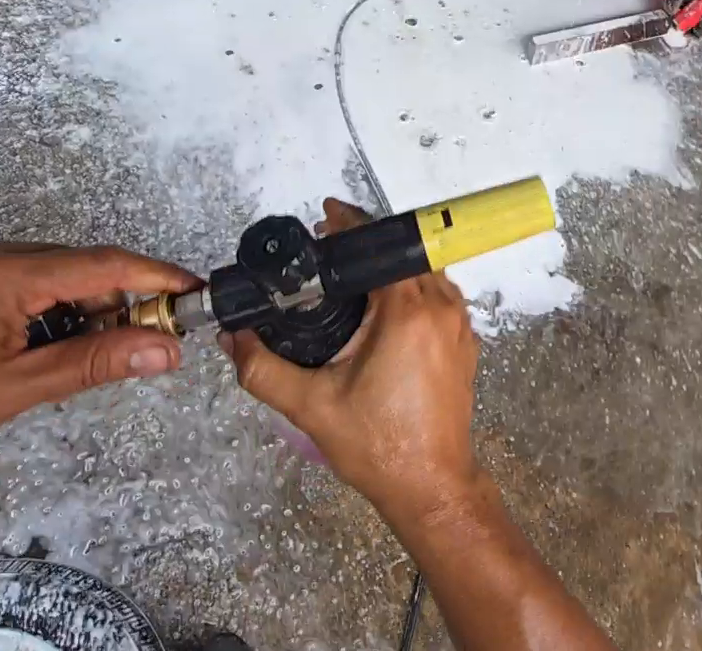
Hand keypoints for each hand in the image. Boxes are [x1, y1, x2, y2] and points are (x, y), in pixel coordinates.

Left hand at [0, 237, 197, 499]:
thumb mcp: (7, 392)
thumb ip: (93, 364)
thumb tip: (167, 351)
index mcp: (0, 272)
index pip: (102, 263)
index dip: (156, 275)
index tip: (197, 291)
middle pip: (73, 267)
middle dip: (110, 304)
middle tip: (129, 347)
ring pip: (40, 274)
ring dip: (69, 309)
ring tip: (62, 359)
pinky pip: (5, 278)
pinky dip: (33, 307)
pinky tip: (19, 346)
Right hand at [222, 199, 482, 521]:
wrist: (431, 484)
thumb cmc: (375, 444)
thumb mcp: (309, 406)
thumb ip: (263, 367)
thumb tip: (234, 335)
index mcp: (408, 312)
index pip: (381, 248)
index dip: (350, 227)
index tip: (325, 217)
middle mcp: (442, 307)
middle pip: (404, 254)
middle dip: (366, 246)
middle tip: (328, 251)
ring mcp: (461, 323)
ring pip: (426, 272)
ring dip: (391, 266)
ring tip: (351, 275)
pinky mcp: (466, 340)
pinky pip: (440, 295)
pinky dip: (412, 287)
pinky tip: (382, 305)